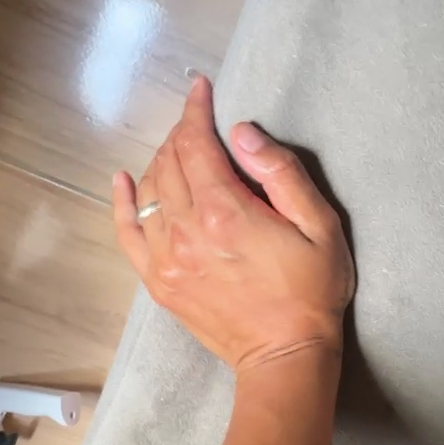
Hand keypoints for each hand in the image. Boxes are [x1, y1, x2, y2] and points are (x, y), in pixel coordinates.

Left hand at [113, 77, 353, 372]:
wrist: (286, 355)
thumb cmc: (312, 290)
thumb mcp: (320, 226)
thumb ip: (282, 174)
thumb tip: (242, 133)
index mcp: (225, 213)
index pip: (197, 145)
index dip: (197, 111)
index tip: (201, 88)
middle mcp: (186, 231)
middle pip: (169, 163)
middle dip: (182, 133)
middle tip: (200, 122)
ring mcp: (165, 259)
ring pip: (148, 191)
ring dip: (162, 161)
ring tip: (181, 150)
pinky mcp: (159, 282)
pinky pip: (127, 232)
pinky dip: (122, 202)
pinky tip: (123, 180)